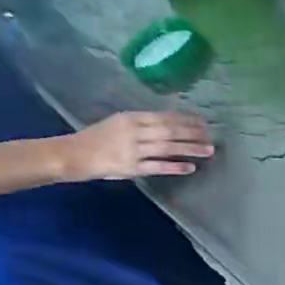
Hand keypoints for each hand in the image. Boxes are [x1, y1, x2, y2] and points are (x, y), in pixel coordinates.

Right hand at [60, 111, 213, 180]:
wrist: (74, 154)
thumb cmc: (98, 138)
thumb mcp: (118, 122)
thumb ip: (141, 123)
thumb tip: (170, 123)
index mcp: (131, 118)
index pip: (164, 116)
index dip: (185, 119)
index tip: (202, 121)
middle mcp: (134, 132)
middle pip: (169, 131)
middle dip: (192, 133)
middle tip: (211, 136)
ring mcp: (133, 151)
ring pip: (167, 148)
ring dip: (190, 149)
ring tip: (208, 150)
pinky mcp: (132, 168)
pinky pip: (158, 167)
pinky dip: (176, 167)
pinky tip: (191, 167)